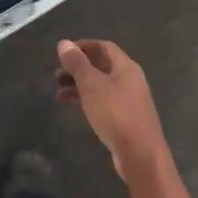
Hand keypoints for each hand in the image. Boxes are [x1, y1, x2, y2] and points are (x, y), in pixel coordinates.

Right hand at [55, 39, 169, 182]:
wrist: (140, 154)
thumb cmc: (115, 113)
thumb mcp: (92, 84)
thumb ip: (77, 63)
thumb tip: (64, 43)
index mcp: (126, 67)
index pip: (103, 46)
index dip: (83, 46)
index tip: (63, 53)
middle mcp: (130, 80)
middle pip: (101, 66)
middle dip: (78, 68)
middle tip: (57, 75)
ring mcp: (129, 101)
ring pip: (100, 86)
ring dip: (79, 85)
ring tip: (58, 93)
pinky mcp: (125, 119)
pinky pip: (103, 102)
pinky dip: (87, 100)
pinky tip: (72, 107)